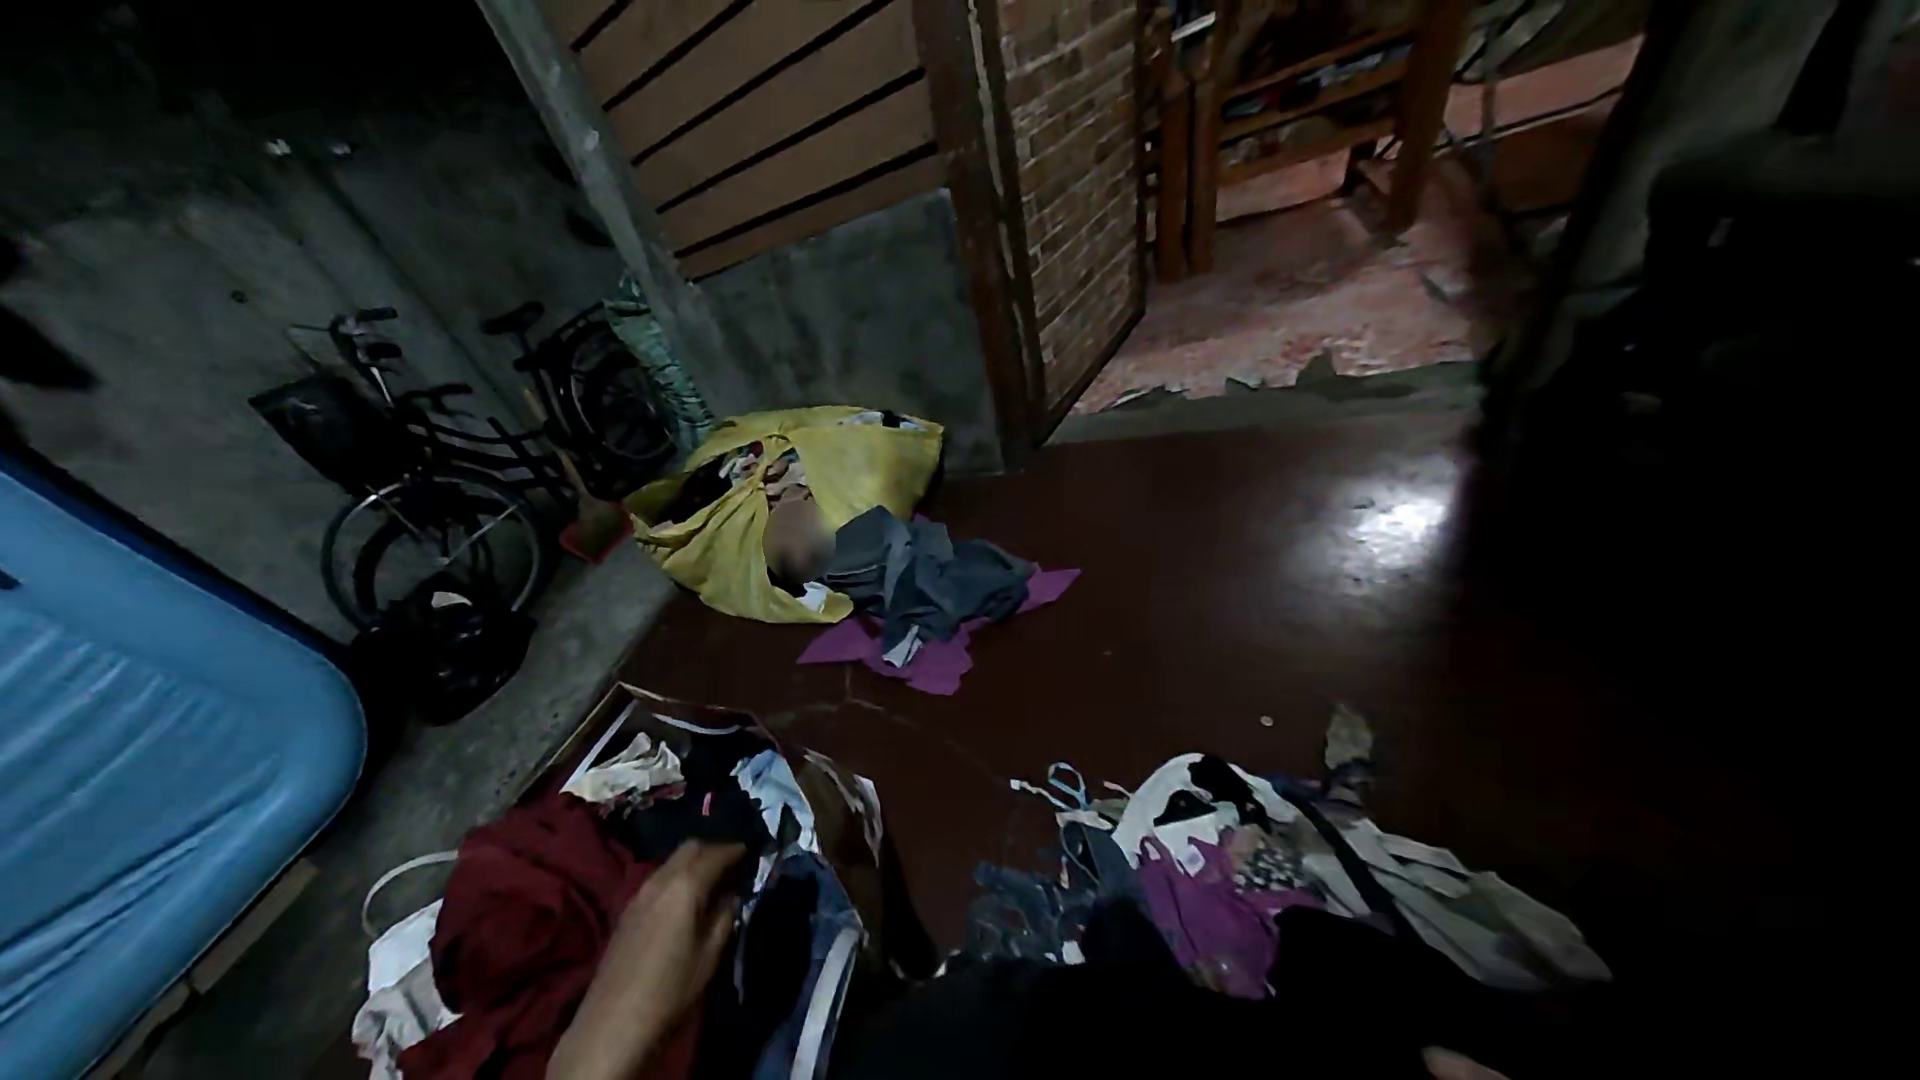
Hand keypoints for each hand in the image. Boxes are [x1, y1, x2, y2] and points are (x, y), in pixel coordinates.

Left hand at [548, 841, 745, 1079]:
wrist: (612, 1025)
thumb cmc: (670, 989)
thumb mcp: (710, 955)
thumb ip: (725, 916)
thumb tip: (732, 895)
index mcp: (685, 886)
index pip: (716, 853)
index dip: (736, 849)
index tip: (751, 851)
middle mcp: (661, 880)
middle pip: (690, 847)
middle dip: (713, 849)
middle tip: (732, 863)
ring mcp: (639, 893)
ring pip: (672, 861)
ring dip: (693, 862)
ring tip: (711, 880)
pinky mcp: (627, 910)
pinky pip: (658, 877)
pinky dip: (677, 876)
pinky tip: (684, 898)